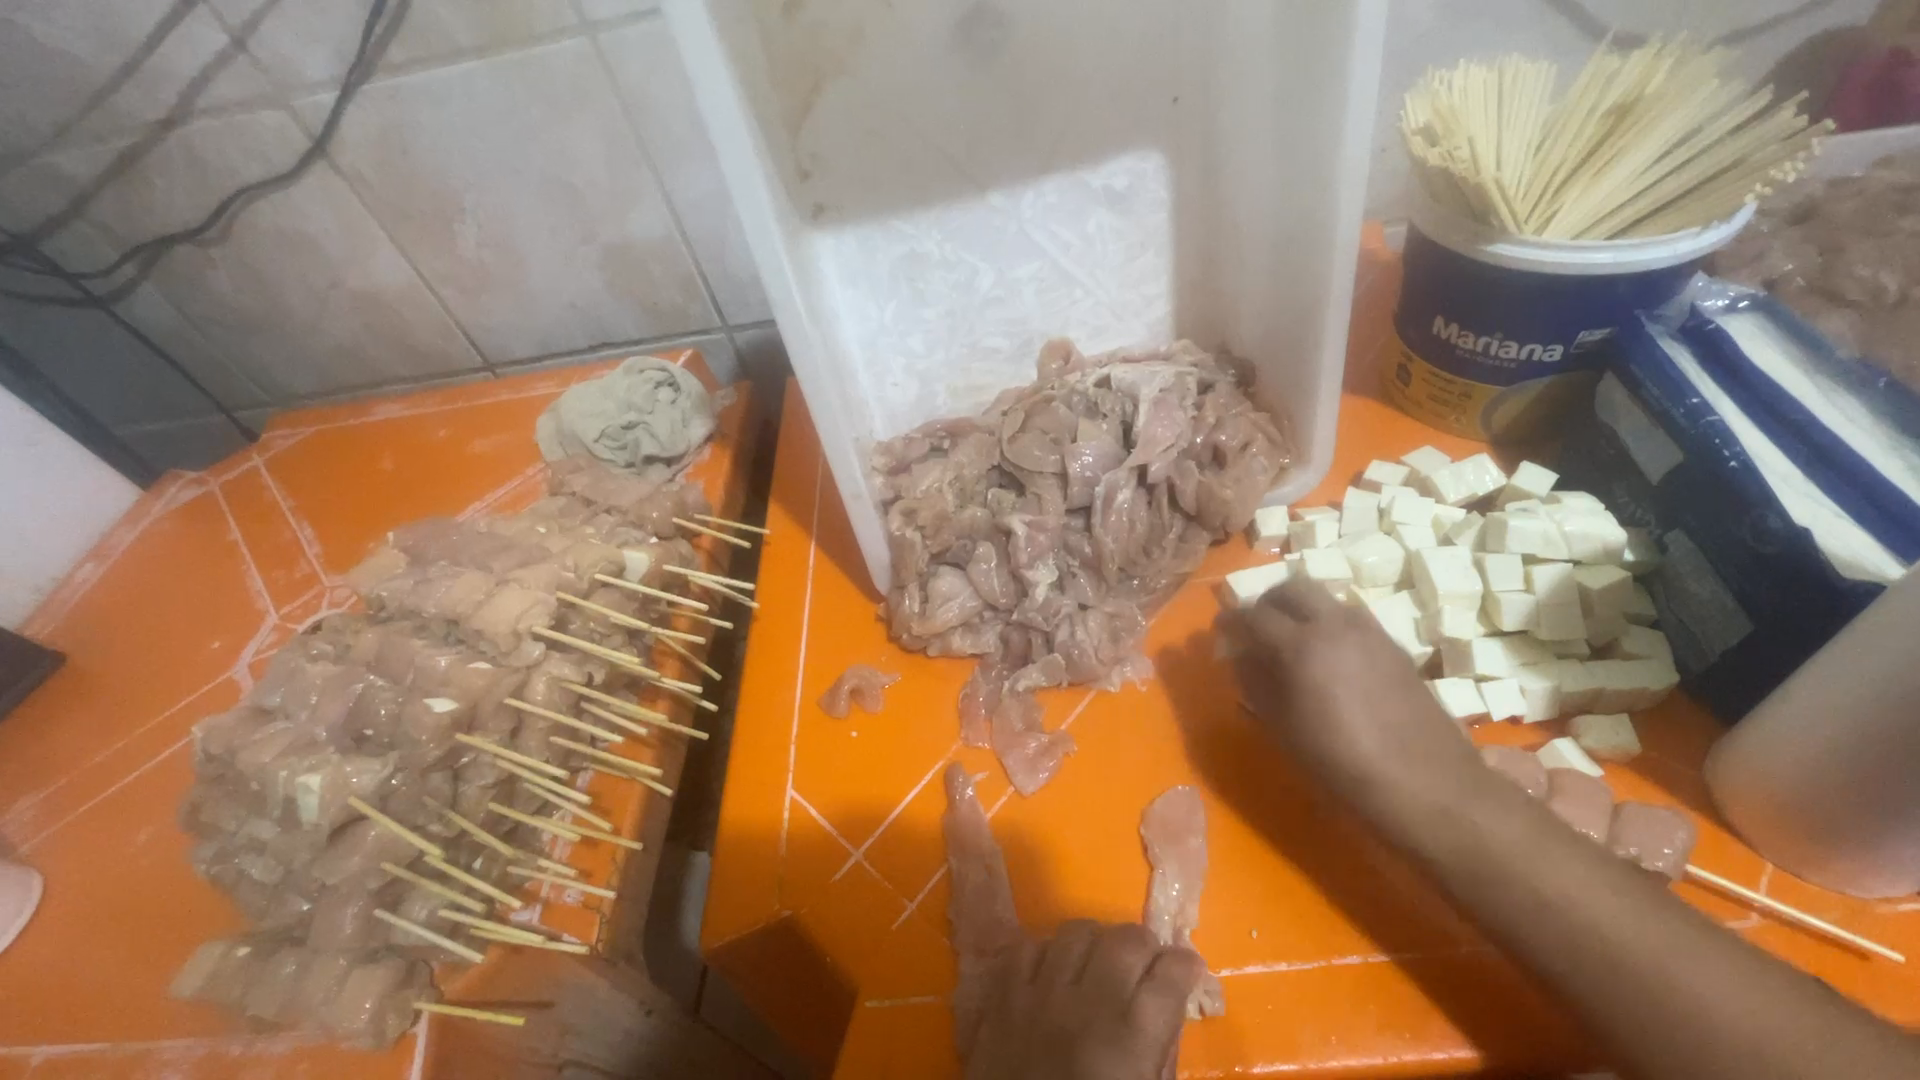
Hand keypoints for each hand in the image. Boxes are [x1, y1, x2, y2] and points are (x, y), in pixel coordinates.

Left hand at [963, 921, 1204, 1079]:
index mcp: (1133, 1037)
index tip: (1186, 970)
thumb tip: (1167, 1006)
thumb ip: (1158, 1049)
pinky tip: (1053, 972)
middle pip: (1126, 940)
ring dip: (1097, 941)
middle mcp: (1089, 1004)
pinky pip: (1029, 946)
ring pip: (1077, 931)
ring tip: (1099, 961)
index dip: (1185, 966)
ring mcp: (1041, 994)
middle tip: (1146, 964)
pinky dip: (1047, 952)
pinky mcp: (1003, 996)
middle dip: (1145, 946)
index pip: (1171, 974)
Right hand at [1216, 577, 1487, 818]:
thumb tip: (1240, 656)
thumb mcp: (1282, 728)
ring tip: (1291, 642)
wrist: (1426, 784)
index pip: (1254, 615)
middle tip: (1255, 627)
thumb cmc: (1340, 763)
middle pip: (1293, 588)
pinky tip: (1328, 658)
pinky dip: (1328, 624)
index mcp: (1301, 645)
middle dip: (1268, 602)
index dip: (1231, 619)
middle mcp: (1335, 625)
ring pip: (1326, 599)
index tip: (1220, 630)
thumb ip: (1255, 683)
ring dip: (1301, 609)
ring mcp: (1370, 632)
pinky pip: (1350, 618)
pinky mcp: (1394, 646)